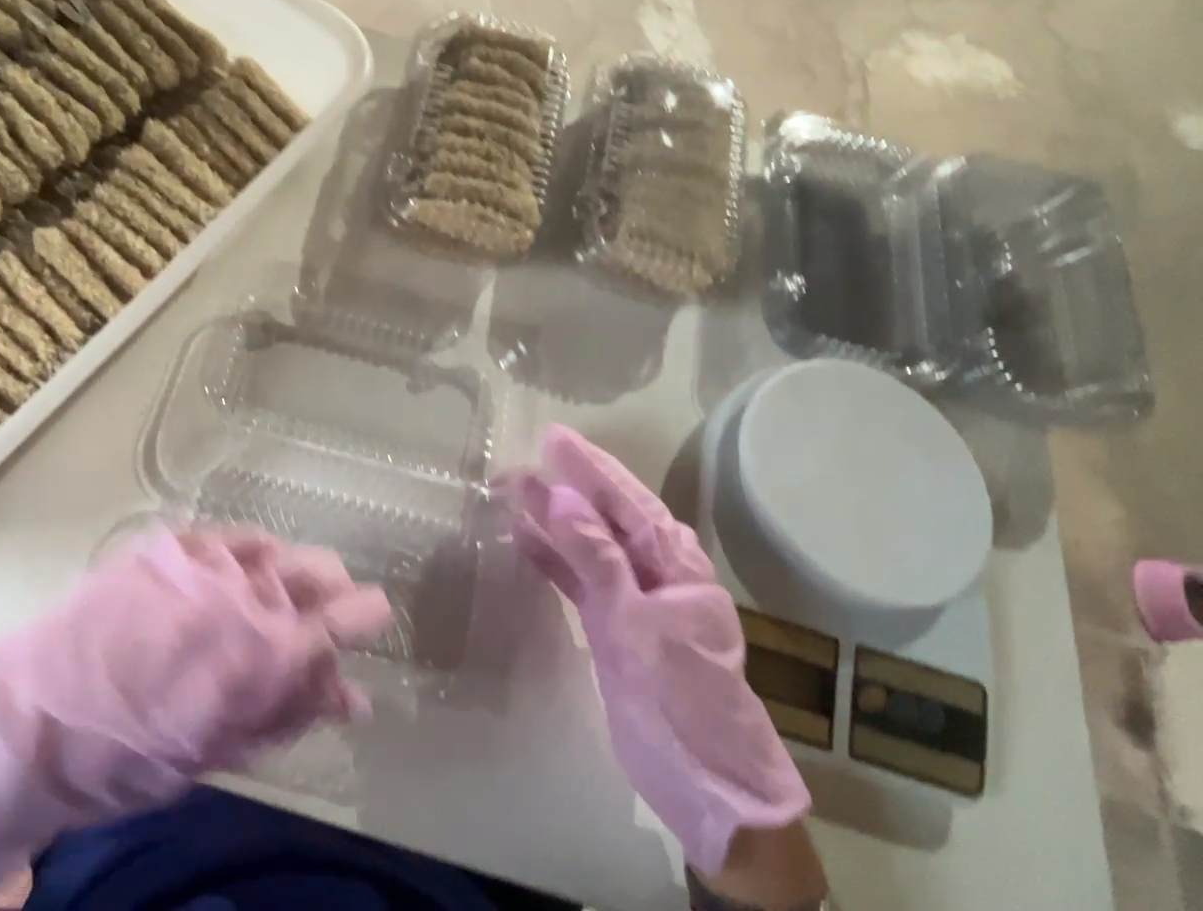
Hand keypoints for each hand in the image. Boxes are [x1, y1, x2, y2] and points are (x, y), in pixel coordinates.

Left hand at [0, 524, 391, 889]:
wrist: (19, 729)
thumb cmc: (121, 764)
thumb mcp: (215, 754)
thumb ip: (285, 714)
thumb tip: (347, 695)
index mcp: (259, 652)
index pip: (344, 615)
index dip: (364, 618)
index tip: (371, 619)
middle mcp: (236, 592)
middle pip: (313, 569)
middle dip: (326, 594)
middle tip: (317, 621)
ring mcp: (192, 561)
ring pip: (267, 549)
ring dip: (281, 574)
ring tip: (270, 600)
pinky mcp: (153, 548)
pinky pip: (215, 538)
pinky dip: (234, 554)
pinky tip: (231, 572)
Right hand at [498, 426, 808, 874]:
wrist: (702, 781)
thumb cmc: (680, 697)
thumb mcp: (637, 624)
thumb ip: (598, 559)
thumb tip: (564, 497)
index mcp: (680, 569)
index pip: (631, 504)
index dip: (593, 469)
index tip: (553, 438)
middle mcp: (659, 578)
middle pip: (610, 520)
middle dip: (571, 488)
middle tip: (526, 459)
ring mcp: (635, 605)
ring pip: (591, 549)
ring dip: (556, 522)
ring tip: (516, 492)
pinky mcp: (613, 631)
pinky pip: (580, 583)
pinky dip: (554, 562)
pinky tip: (525, 543)